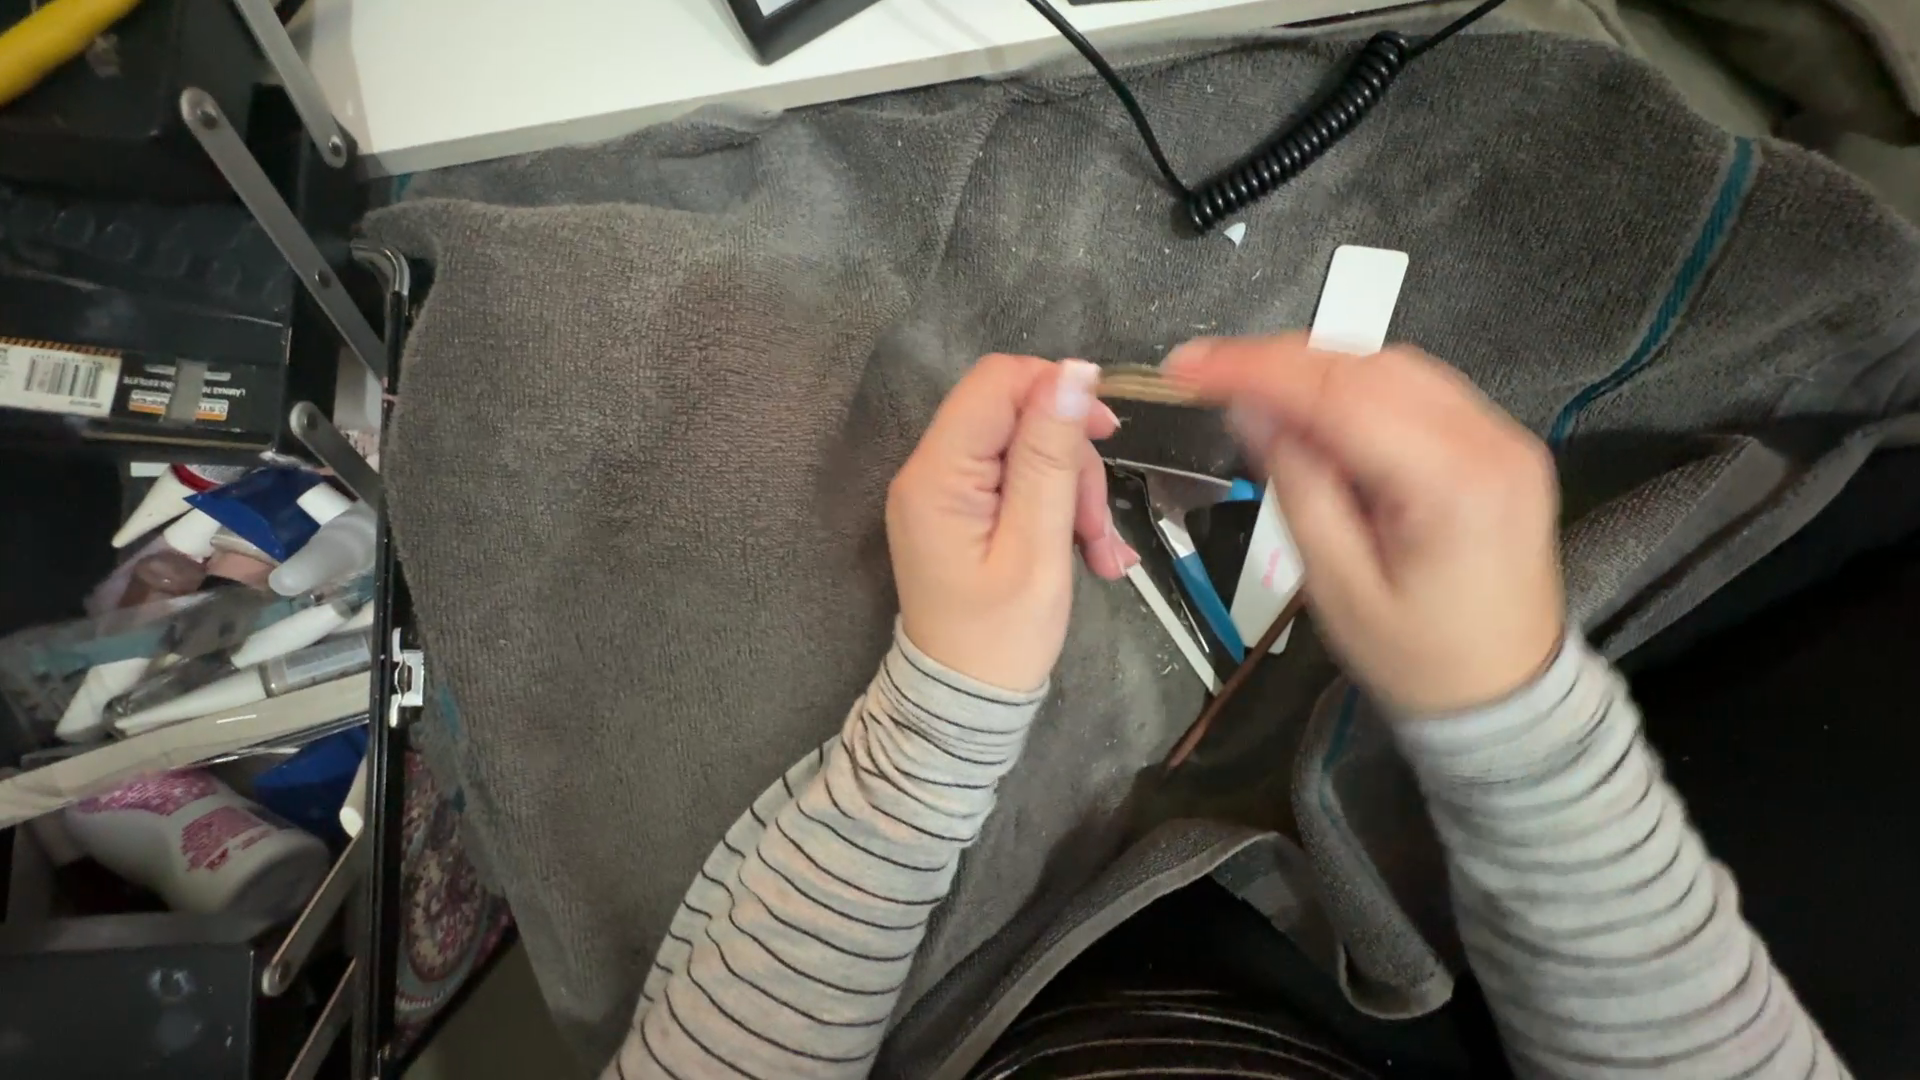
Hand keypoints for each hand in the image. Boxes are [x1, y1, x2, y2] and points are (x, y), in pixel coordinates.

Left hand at [888, 355, 1136, 691]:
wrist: (965, 699)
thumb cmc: (1002, 638)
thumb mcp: (1038, 548)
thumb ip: (1050, 457)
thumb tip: (1073, 373)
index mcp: (937, 475)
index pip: (996, 382)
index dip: (1056, 391)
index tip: (1106, 435)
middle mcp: (928, 470)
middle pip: (1014, 414)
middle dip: (1070, 458)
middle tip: (1098, 525)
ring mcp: (941, 491)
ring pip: (1024, 448)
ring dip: (1072, 489)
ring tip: (1099, 552)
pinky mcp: (959, 509)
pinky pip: (1015, 480)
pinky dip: (1055, 506)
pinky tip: (1087, 550)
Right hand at [1166, 334, 1563, 713]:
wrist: (1502, 693)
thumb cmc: (1415, 657)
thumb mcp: (1336, 585)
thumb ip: (1297, 487)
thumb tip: (1253, 412)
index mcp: (1454, 485)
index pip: (1341, 397)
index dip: (1256, 370)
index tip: (1189, 367)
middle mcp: (1490, 443)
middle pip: (1367, 366)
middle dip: (1276, 360)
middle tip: (1205, 372)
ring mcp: (1499, 437)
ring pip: (1388, 366)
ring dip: (1309, 368)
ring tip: (1245, 388)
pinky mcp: (1490, 442)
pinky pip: (1410, 388)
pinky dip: (1345, 384)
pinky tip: (1305, 403)